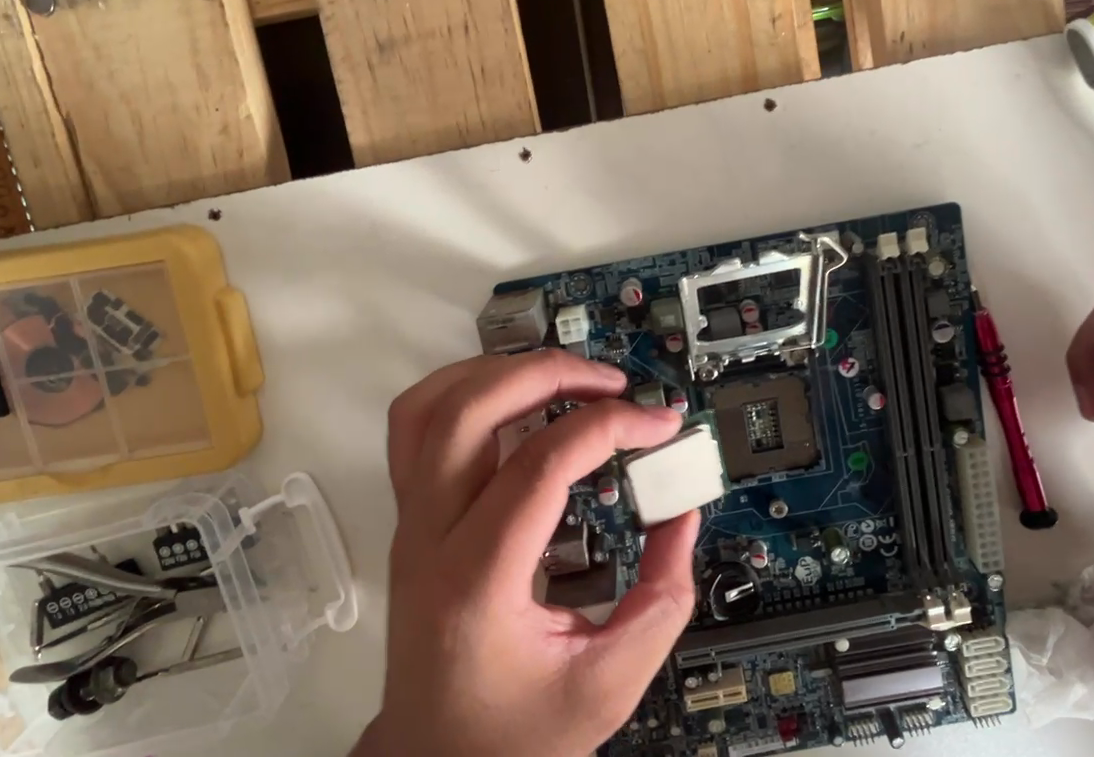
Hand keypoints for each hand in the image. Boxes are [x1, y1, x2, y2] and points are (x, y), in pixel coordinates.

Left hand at [355, 351, 698, 756]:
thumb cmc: (512, 734)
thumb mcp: (608, 684)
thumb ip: (661, 598)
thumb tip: (682, 514)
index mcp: (478, 583)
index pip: (540, 466)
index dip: (609, 428)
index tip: (659, 425)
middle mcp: (430, 539)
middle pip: (471, 413)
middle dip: (550, 376)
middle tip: (612, 385)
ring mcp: (411, 522)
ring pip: (431, 406)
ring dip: (502, 371)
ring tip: (564, 378)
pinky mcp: (412, 515)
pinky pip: (416, 424)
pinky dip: (464, 388)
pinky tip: (512, 394)